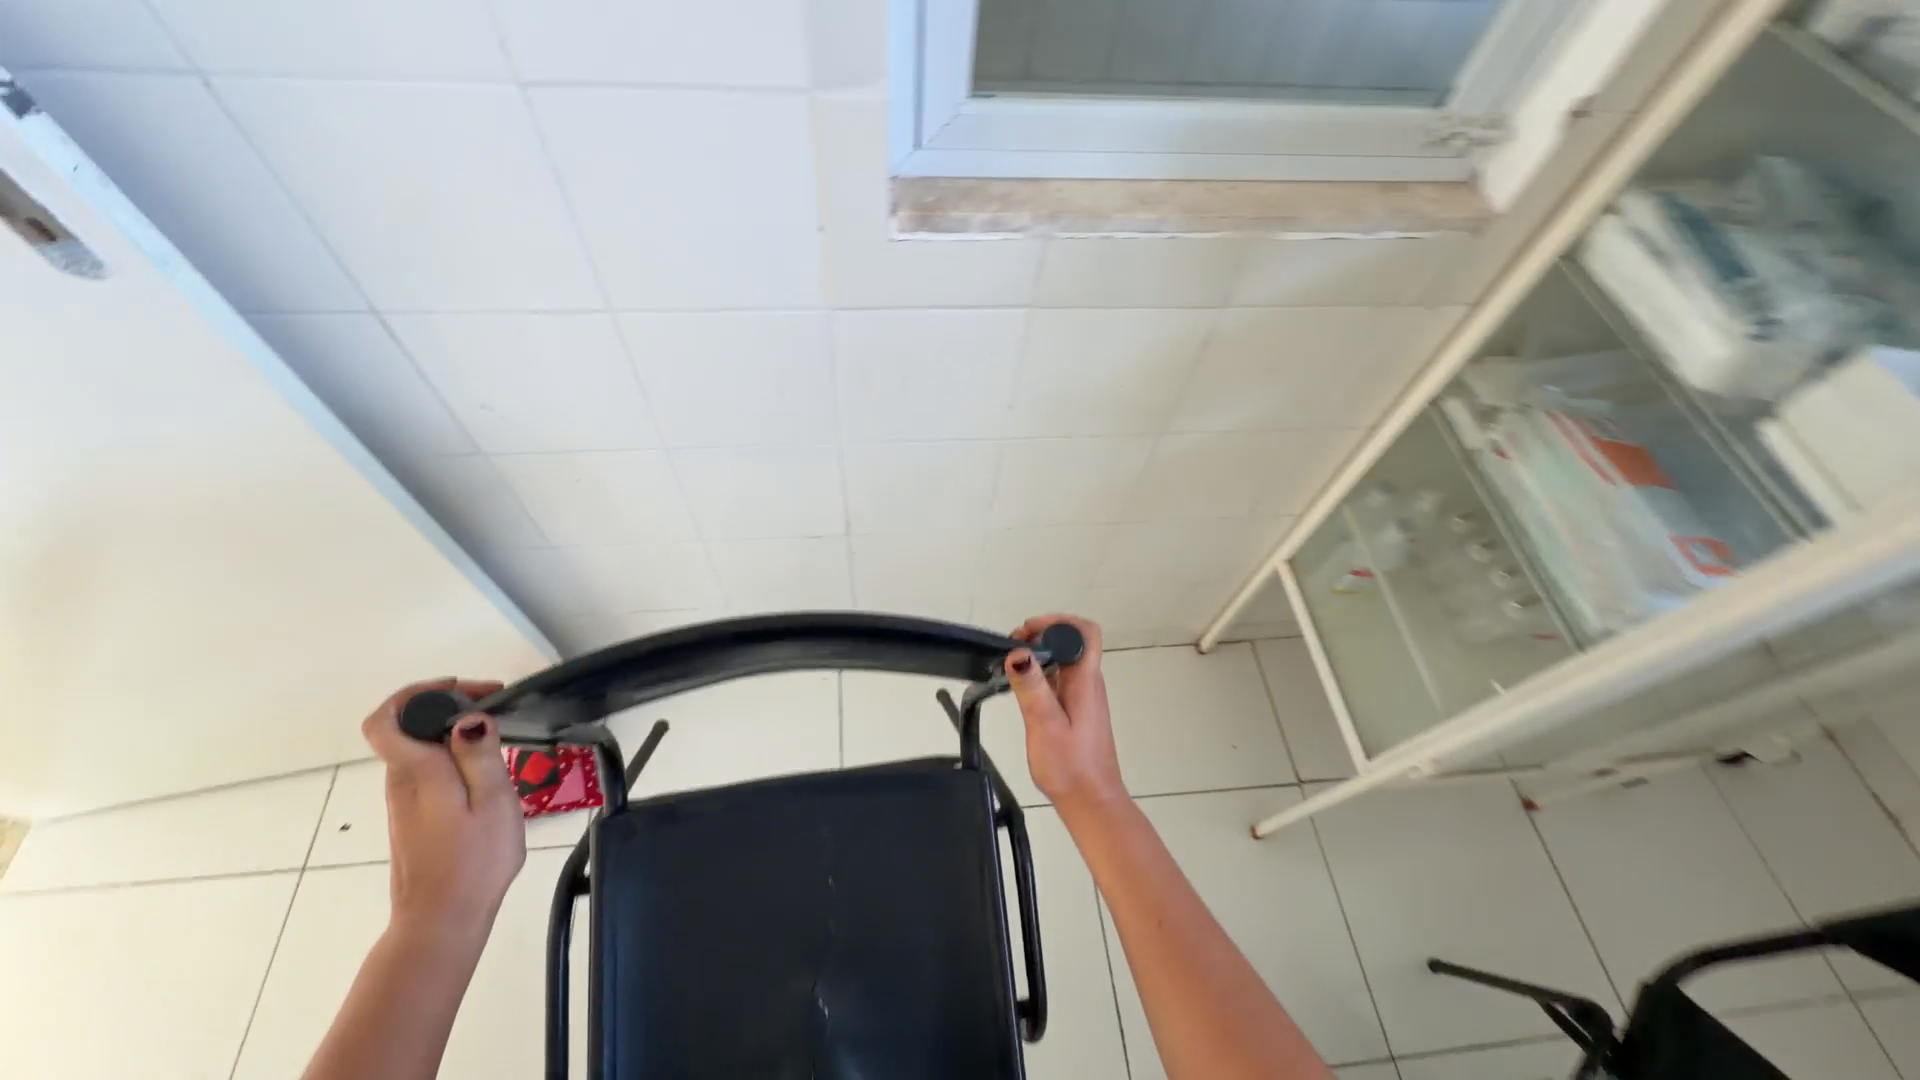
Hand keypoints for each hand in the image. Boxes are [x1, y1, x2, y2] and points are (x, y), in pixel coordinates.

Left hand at [360, 679, 525, 938]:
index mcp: (418, 772)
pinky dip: (451, 755)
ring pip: (418, 748)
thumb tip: (469, 718)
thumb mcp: (493, 803)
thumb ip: (479, 756)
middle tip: (493, 707)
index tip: (463, 691)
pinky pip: (427, 770)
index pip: (388, 717)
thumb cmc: (474, 861)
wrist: (442, 920)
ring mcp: (404, 801)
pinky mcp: (413, 818)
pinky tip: (484, 772)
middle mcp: (402, 781)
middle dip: (446, 705)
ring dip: (451, 731)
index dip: (418, 692)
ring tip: (496, 736)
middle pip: (405, 727)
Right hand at [1006, 614, 1128, 816]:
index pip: (1085, 631)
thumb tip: (1018, 652)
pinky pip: (1060, 680)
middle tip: (1012, 646)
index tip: (1028, 631)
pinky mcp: (1077, 711)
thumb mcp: (1044, 724)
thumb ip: (1032, 687)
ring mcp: (1084, 697)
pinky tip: (1022, 688)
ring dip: (1040, 654)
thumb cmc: (1070, 765)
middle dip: (1042, 634)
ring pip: (1064, 660)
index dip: (1058, 621)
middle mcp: (1088, 683)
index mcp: (1085, 680)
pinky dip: (1041, 674)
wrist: (1091, 801)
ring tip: (1011, 664)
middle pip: (1072, 642)